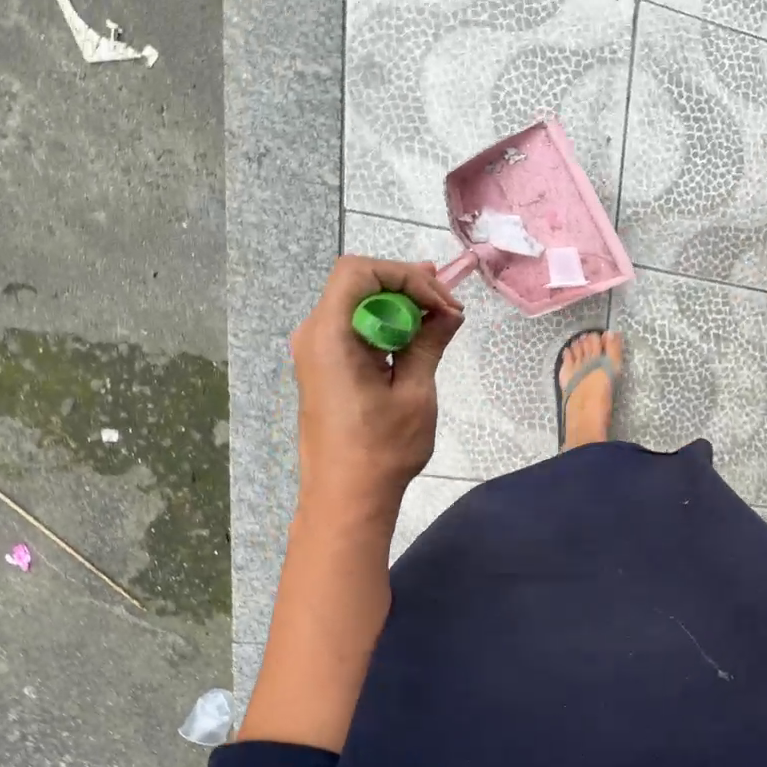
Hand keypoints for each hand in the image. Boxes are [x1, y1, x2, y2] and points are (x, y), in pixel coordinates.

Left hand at [288, 255, 463, 526]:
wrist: (348, 493)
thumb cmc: (382, 447)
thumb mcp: (415, 392)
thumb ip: (428, 344)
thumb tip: (449, 314)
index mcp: (330, 335)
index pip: (360, 273)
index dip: (406, 277)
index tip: (444, 305)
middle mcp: (315, 334)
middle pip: (358, 284)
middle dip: (407, 288)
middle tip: (451, 310)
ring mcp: (318, 350)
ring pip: (359, 306)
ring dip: (401, 308)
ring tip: (443, 320)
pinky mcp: (327, 366)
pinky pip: (358, 330)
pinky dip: (390, 327)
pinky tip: (419, 339)